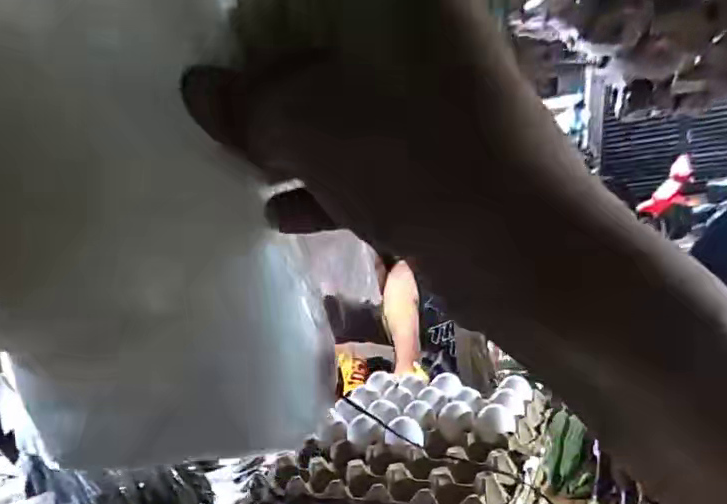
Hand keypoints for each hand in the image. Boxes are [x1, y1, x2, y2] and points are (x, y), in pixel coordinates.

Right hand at [179, 0, 592, 272]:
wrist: (525, 256)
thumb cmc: (419, 163)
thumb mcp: (316, 124)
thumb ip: (254, 104)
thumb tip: (201, 93)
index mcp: (401, 0)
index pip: (306, 3)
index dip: (258, 30)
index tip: (223, 65)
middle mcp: (426, 38)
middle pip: (328, 48)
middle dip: (270, 88)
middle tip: (224, 121)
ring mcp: (442, 106)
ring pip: (351, 113)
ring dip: (296, 145)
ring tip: (243, 170)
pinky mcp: (448, 169)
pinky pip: (375, 165)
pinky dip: (330, 188)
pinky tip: (283, 216)